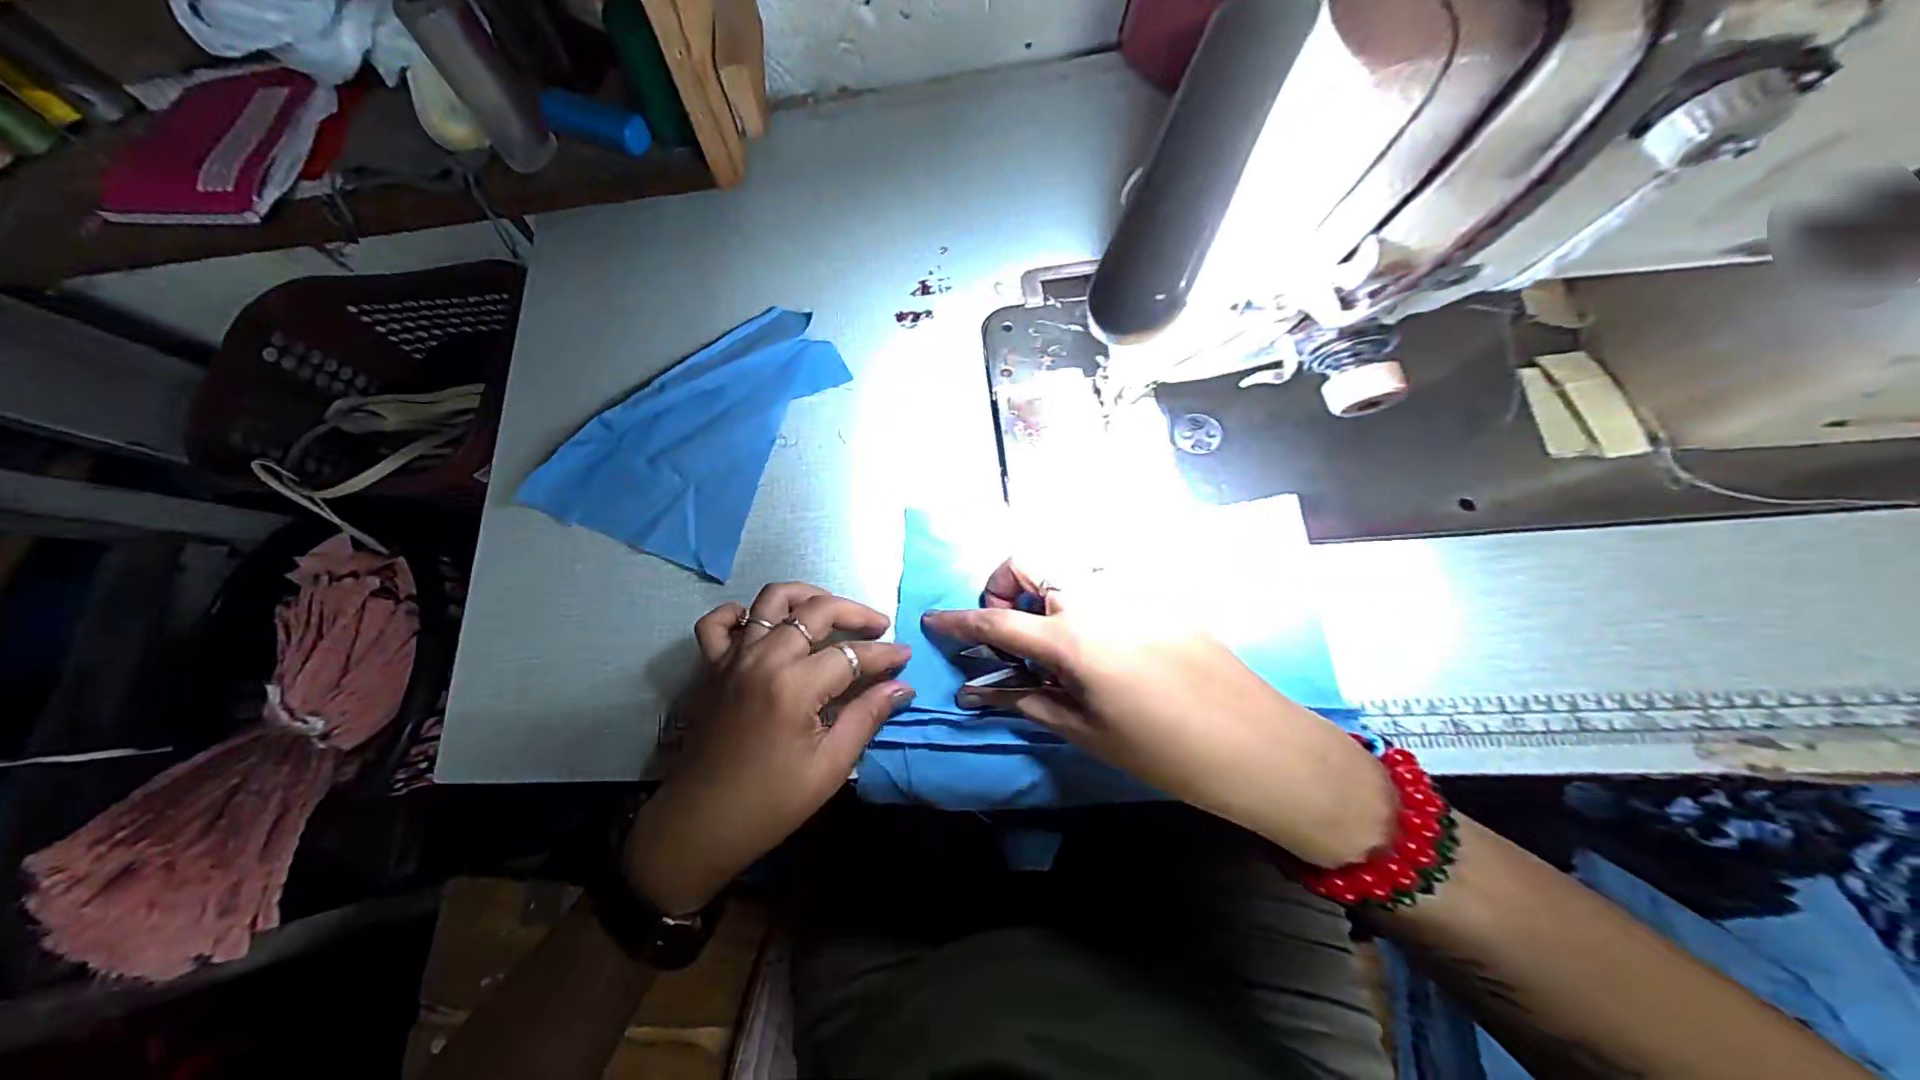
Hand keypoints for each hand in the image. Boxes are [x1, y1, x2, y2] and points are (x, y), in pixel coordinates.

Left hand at [624, 583, 913, 912]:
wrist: (700, 825)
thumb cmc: (771, 803)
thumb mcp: (830, 767)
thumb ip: (866, 716)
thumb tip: (901, 686)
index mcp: (793, 686)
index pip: (851, 654)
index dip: (884, 654)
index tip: (905, 656)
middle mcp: (762, 659)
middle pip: (815, 611)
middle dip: (854, 613)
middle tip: (878, 626)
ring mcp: (732, 659)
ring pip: (769, 600)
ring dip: (805, 596)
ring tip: (829, 610)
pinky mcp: (711, 668)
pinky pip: (718, 623)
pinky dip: (740, 614)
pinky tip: (762, 625)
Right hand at [925, 561, 1393, 867]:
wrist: (1256, 743)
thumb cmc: (1164, 750)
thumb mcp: (1087, 731)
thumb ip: (1027, 701)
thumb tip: (976, 693)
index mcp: (1072, 638)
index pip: (996, 621)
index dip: (959, 622)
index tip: (935, 621)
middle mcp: (1096, 597)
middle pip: (1027, 560)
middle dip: (1002, 586)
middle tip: (1011, 630)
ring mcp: (1131, 588)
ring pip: (1066, 564)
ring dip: (1042, 590)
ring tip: (1053, 640)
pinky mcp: (1159, 592)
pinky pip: (1103, 580)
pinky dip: (1080, 598)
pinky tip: (1098, 640)